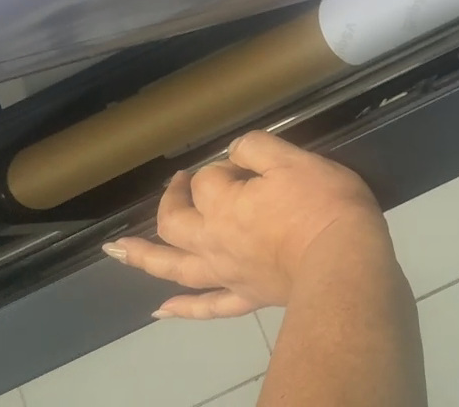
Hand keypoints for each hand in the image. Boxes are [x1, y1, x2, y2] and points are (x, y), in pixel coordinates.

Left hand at [105, 131, 398, 318]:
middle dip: (171, 199)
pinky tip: (161, 310)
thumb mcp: (296, 159)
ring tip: (117, 250)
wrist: (342, 257)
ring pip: (173, 266)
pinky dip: (181, 308)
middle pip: (174, 221)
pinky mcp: (245, 297)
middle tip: (177, 183)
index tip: (252, 161)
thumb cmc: (323, 203)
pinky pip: (206, 306)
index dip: (227, 165)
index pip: (209, 178)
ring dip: (143, 257)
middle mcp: (212, 240)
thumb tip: (236, 151)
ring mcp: (225, 273)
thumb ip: (260, 149)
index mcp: (224, 204)